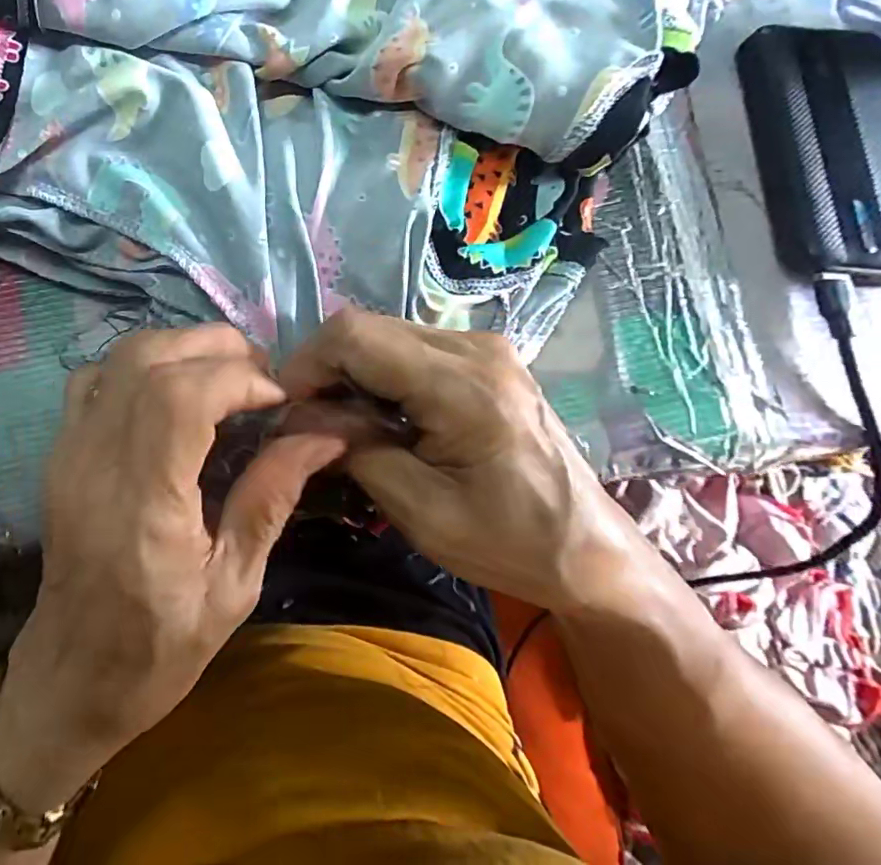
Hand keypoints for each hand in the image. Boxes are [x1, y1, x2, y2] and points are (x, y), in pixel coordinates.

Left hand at [0, 324, 345, 811]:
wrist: (72, 675)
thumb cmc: (159, 647)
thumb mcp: (233, 585)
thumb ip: (270, 497)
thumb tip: (321, 435)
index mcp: (144, 504)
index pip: (180, 397)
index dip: (237, 377)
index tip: (278, 398)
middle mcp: (96, 464)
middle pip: (147, 360)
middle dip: (213, 348)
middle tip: (259, 374)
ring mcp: (68, 452)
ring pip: (117, 359)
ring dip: (177, 348)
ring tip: (223, 374)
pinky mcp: (57, 453)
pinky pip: (92, 380)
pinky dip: (136, 367)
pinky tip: (169, 392)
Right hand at [277, 309, 656, 612]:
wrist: (592, 553)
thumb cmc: (511, 543)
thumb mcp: (423, 512)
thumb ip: (356, 452)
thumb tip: (298, 417)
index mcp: (464, 386)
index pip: (355, 336)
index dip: (307, 363)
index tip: (288, 410)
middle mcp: (475, 348)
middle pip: (366, 326)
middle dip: (323, 368)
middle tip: (307, 421)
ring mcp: (484, 348)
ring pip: (383, 332)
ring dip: (348, 370)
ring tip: (339, 421)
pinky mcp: (484, 358)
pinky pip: (408, 346)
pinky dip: (376, 373)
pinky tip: (377, 414)